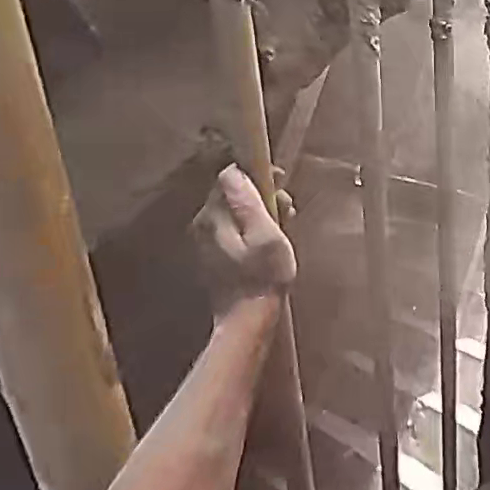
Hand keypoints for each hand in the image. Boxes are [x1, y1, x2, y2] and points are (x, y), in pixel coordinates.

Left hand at [193, 164, 296, 312]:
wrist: (247, 318)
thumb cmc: (263, 276)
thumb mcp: (265, 235)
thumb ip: (248, 201)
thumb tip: (234, 171)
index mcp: (213, 215)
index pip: (231, 176)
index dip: (257, 174)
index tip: (280, 183)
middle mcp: (203, 223)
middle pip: (232, 193)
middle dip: (261, 193)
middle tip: (287, 208)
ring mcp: (206, 240)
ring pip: (234, 210)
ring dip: (259, 211)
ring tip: (282, 223)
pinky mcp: (214, 254)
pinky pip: (233, 227)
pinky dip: (252, 226)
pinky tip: (268, 240)